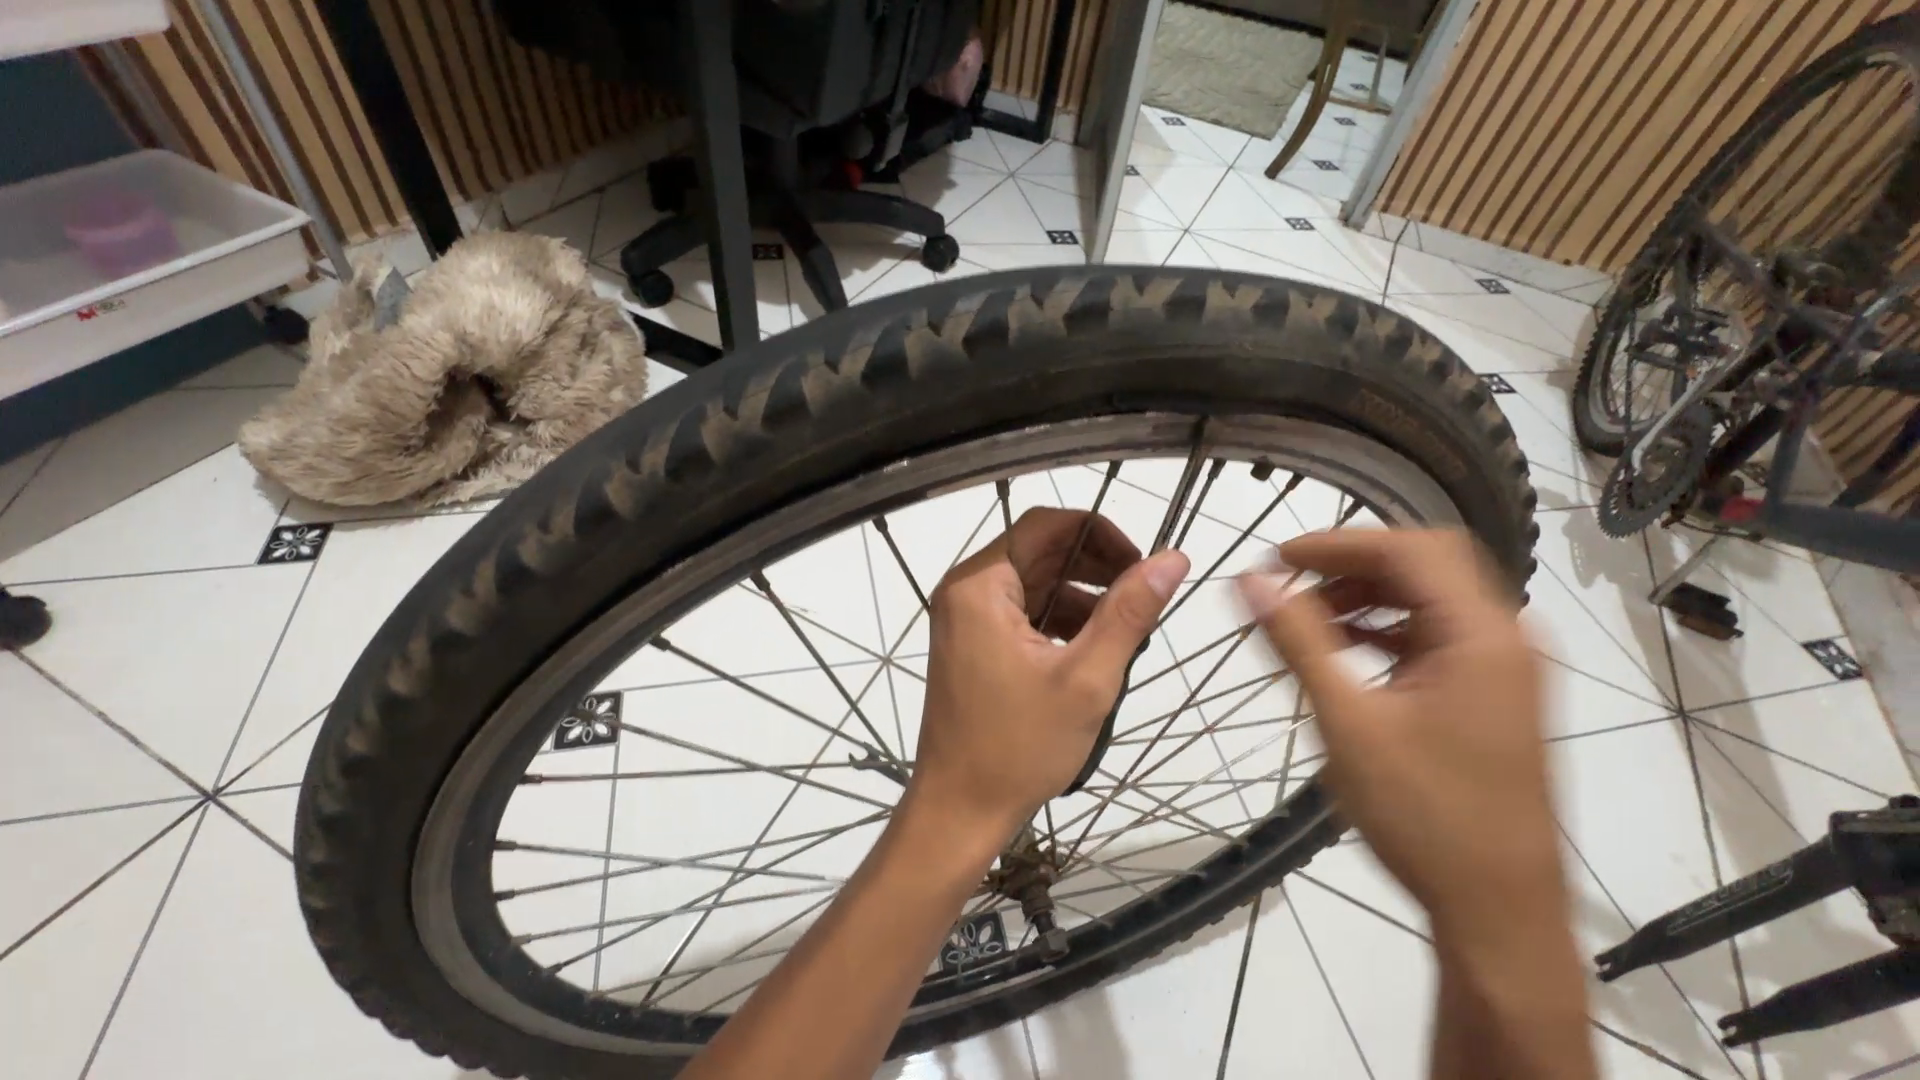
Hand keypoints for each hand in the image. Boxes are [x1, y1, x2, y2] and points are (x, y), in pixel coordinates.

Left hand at [911, 508, 1189, 838]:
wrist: (958, 810)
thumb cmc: (1019, 747)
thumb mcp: (1086, 678)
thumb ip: (1129, 613)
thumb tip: (1173, 558)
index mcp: (981, 586)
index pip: (1046, 524)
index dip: (1101, 533)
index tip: (1142, 565)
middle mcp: (965, 591)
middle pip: (1039, 551)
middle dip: (1095, 566)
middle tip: (1142, 597)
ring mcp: (964, 619)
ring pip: (1034, 583)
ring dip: (1081, 596)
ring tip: (1127, 631)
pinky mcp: (971, 645)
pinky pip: (1021, 613)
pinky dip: (1059, 621)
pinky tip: (1093, 650)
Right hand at [1236, 529, 1562, 939]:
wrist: (1499, 911)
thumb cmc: (1424, 815)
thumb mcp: (1347, 722)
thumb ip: (1298, 641)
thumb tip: (1249, 581)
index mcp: (1483, 633)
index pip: (1410, 549)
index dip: (1338, 544)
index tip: (1275, 558)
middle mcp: (1507, 638)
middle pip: (1425, 568)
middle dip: (1352, 569)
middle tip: (1289, 586)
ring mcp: (1507, 670)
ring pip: (1430, 603)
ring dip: (1367, 601)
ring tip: (1306, 622)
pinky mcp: (1496, 698)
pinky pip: (1438, 640)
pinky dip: (1388, 634)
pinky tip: (1344, 656)